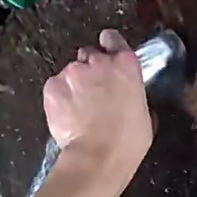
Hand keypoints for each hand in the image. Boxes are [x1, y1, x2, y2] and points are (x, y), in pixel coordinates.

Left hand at [43, 29, 152, 185]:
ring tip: (79, 109)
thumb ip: (133, 94)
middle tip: (95, 92)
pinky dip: (60, 97)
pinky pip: (56, 87)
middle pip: (89, 55)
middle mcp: (96, 61)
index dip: (110, 48)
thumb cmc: (129, 139)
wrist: (97, 156)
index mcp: (124, 64)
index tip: (109, 58)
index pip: (112, 39)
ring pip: (71, 72)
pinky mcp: (51, 87)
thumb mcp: (144, 113)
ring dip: (75, 85)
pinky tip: (68, 114)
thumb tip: (128, 98)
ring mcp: (70, 72)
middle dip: (91, 69)